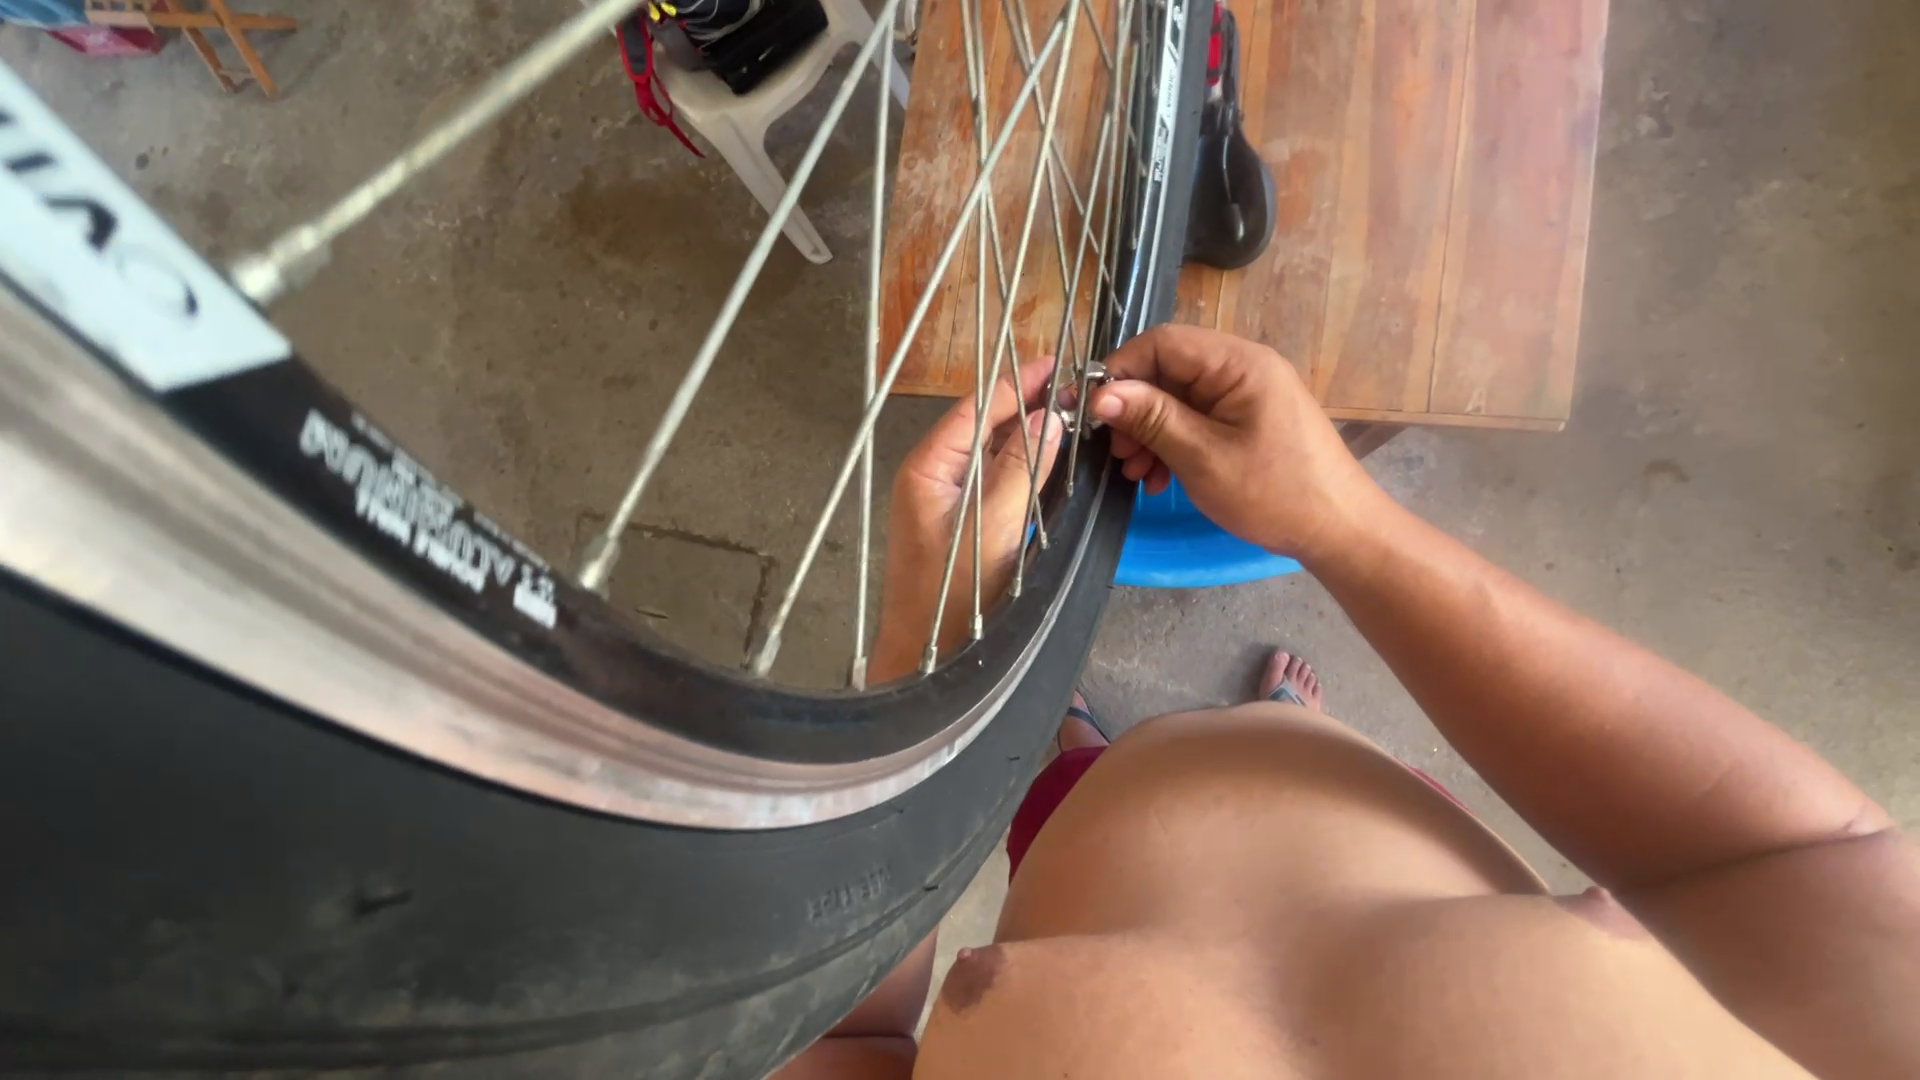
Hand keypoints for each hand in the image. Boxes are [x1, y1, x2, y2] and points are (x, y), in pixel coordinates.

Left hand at [870, 359, 1063, 679]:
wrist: (926, 658)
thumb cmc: (954, 596)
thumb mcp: (991, 528)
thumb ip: (1019, 469)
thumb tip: (1048, 416)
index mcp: (927, 467)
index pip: (974, 408)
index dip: (1016, 382)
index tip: (1057, 363)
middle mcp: (932, 475)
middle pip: (982, 426)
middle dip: (1027, 405)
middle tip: (1075, 391)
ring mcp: (945, 500)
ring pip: (991, 453)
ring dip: (1028, 435)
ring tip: (1071, 416)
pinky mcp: (961, 523)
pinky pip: (994, 480)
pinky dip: (1023, 466)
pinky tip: (1051, 460)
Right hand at [1088, 325, 1386, 562]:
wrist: (1337, 530)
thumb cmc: (1273, 492)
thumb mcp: (1202, 456)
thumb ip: (1151, 418)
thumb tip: (1100, 394)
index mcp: (1238, 363)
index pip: (1161, 342)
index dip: (1120, 370)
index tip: (1090, 411)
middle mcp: (1241, 368)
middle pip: (1166, 371)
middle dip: (1133, 410)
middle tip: (1115, 453)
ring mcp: (1244, 396)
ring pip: (1175, 400)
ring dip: (1148, 433)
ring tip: (1135, 472)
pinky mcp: (1244, 421)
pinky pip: (1194, 421)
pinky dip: (1170, 445)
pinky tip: (1158, 477)